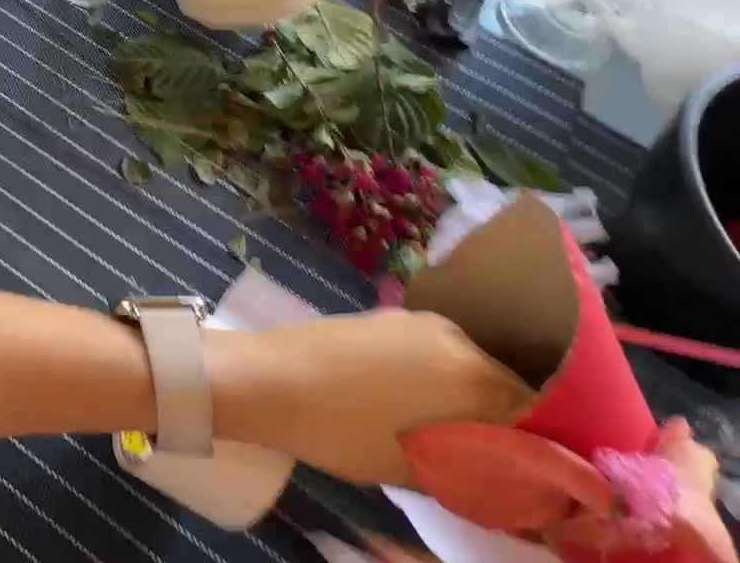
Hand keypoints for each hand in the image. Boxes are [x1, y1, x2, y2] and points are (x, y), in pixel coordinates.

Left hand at [211, 309, 533, 485]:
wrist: (258, 379)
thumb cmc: (338, 429)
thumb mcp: (421, 470)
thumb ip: (488, 477)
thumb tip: (536, 496)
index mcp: (477, 374)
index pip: (549, 419)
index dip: (554, 455)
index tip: (546, 482)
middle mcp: (454, 336)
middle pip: (509, 389)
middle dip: (511, 427)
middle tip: (494, 465)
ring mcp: (412, 320)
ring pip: (466, 369)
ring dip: (469, 402)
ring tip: (448, 439)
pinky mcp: (378, 317)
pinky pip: (429, 354)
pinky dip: (434, 381)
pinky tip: (412, 408)